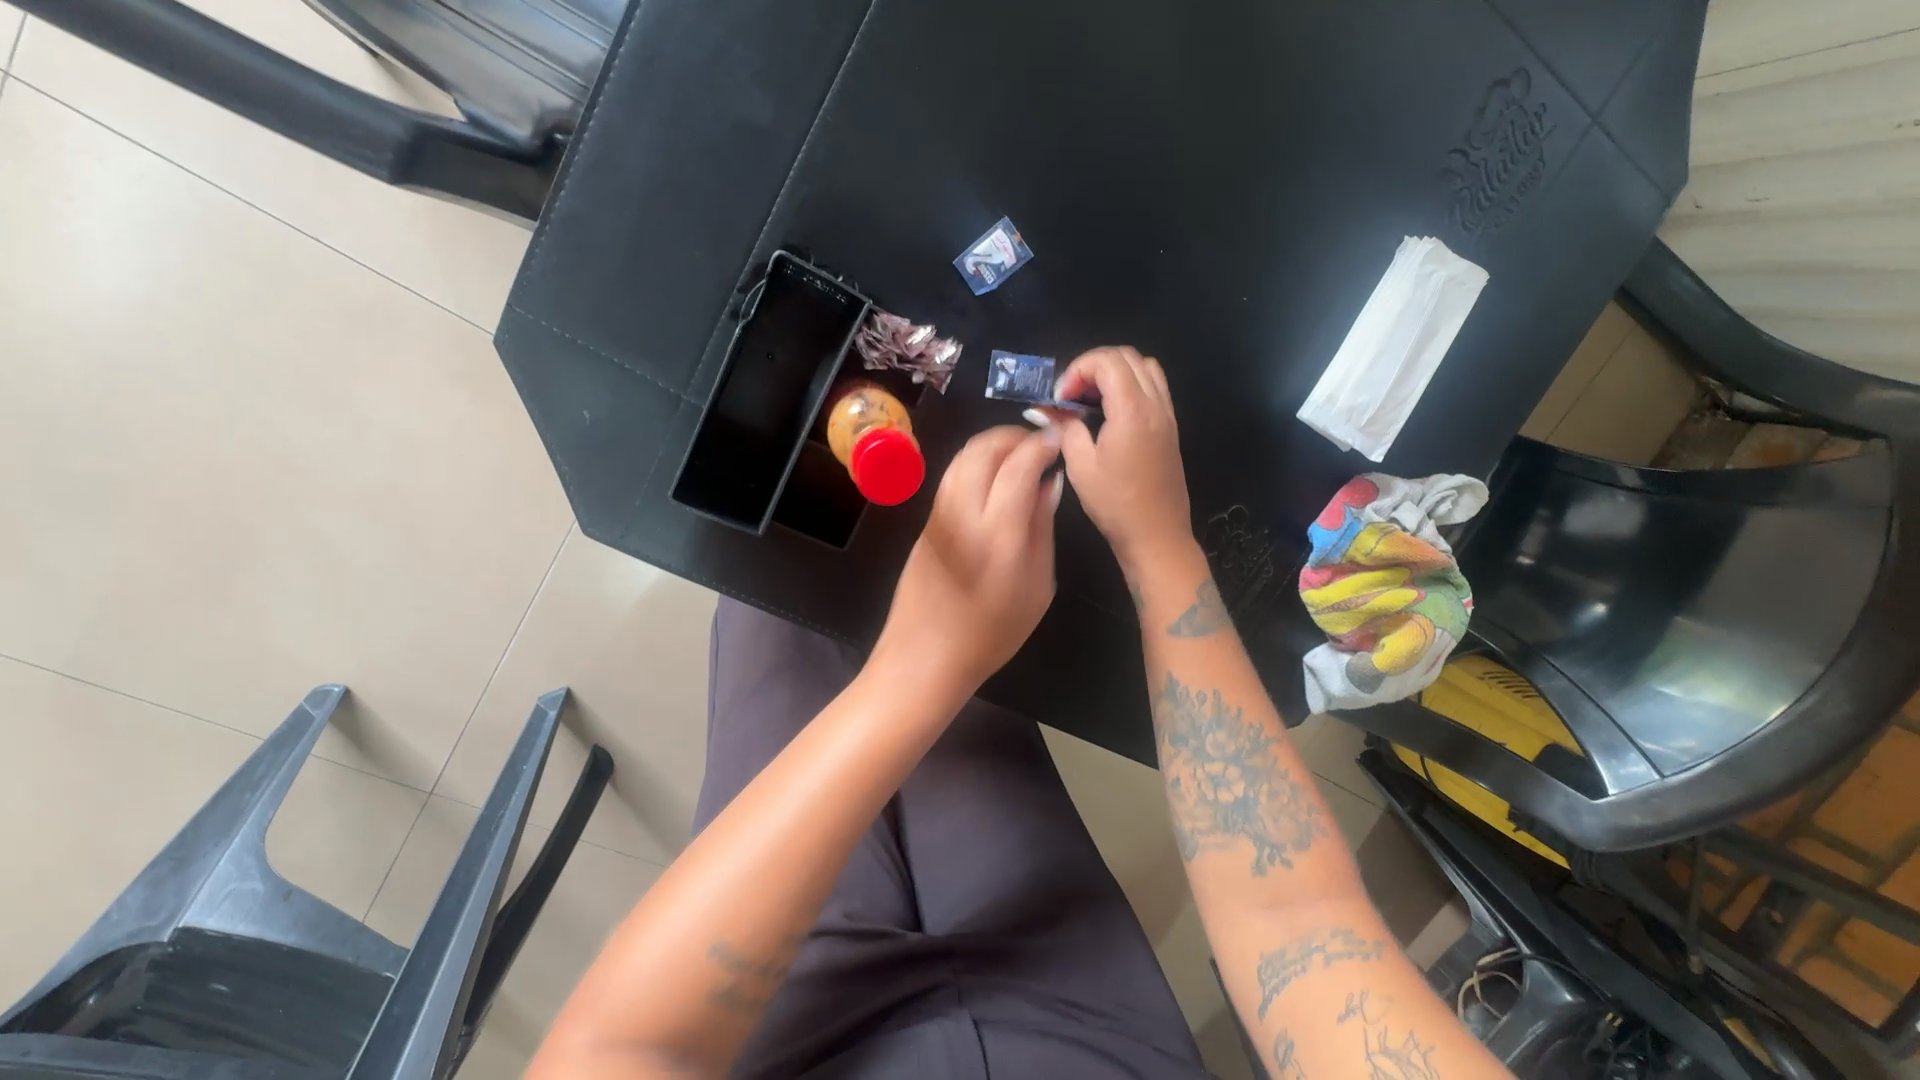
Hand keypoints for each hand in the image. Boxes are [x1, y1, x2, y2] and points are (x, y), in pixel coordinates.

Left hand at [871, 425, 1064, 693]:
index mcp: (998, 531)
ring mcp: (939, 515)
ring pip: (962, 457)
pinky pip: (951, 477)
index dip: (1041, 445)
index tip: (1059, 442)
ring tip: (1018, 456)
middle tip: (1039, 443)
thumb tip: (1048, 485)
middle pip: (983, 449)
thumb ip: (1043, 529)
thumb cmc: (992, 633)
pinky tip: (993, 479)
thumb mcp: (1038, 588)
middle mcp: (963, 512)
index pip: (1019, 464)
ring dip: (991, 446)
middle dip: (1014, 435)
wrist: (925, 658)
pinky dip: (974, 464)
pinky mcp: (926, 523)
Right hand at [1052, 346, 1194, 574]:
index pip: (1107, 361)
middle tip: (1072, 395)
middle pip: (1127, 357)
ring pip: (1145, 368)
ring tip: (1091, 400)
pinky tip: (1110, 413)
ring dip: (1115, 373)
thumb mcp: (1080, 465)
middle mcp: (1155, 404)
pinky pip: (1154, 388)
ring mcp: (1167, 415)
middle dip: (1094, 366)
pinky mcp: (1170, 428)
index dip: (1078, 370)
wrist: (1156, 535)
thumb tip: (1048, 409)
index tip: (1061, 398)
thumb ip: (1065, 427)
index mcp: (1133, 410)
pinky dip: (1131, 386)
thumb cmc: (1115, 504)